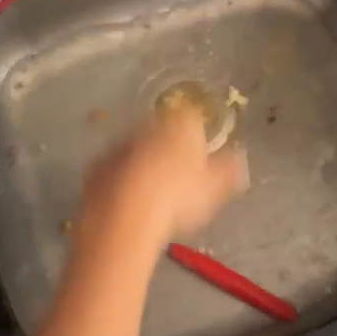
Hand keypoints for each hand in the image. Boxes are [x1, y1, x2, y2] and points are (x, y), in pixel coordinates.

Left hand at [78, 106, 248, 249]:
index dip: (199, 138)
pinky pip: (115, 169)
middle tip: (179, 181)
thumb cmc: (178, 197)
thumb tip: (240, 161)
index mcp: (182, 122)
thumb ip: (229, 171)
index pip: (195, 118)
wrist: (123, 217)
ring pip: (138, 150)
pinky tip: (128, 204)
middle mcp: (149, 124)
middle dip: (170, 150)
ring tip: (153, 198)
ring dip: (144, 165)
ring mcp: (119, 143)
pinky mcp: (96, 165)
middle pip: (164, 132)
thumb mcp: (215, 188)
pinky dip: (121, 180)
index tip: (202, 160)